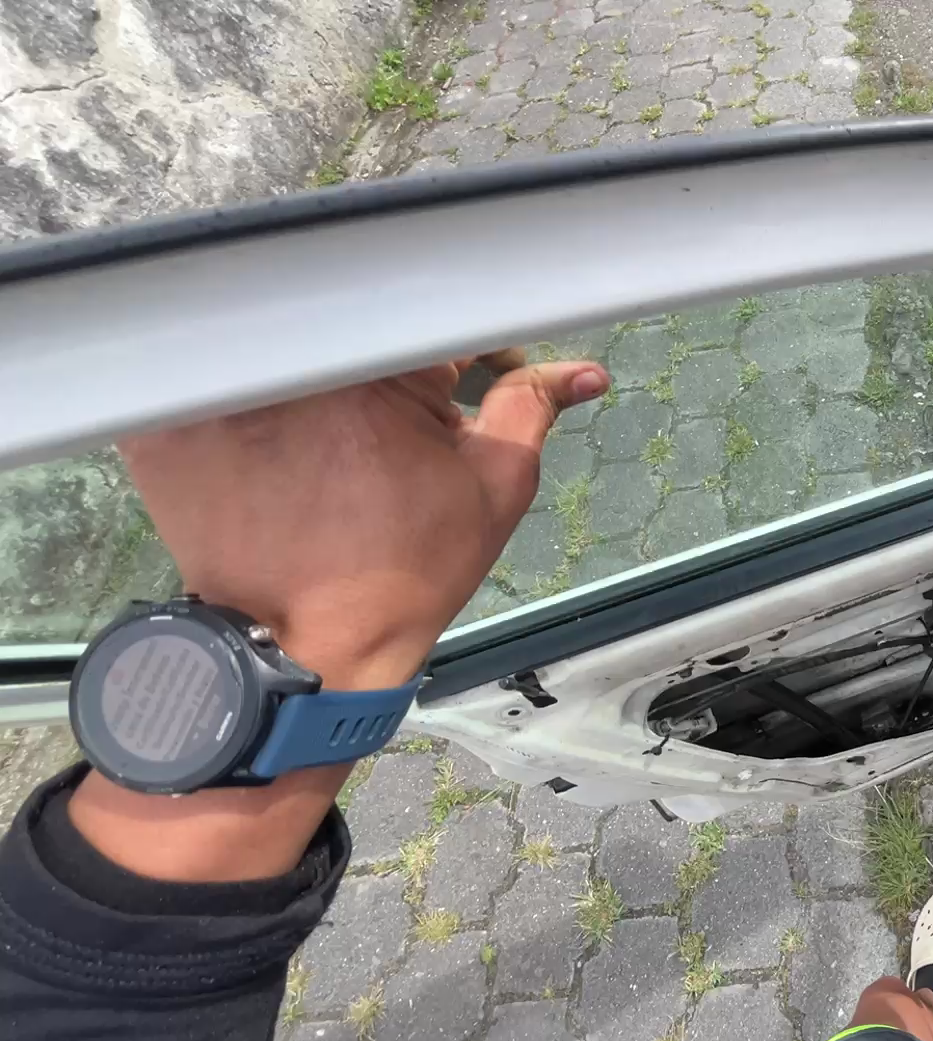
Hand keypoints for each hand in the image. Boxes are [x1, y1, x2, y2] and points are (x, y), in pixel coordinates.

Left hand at [68, 353, 607, 881]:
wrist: (310, 642)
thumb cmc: (418, 564)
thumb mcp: (499, 482)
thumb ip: (534, 408)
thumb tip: (584, 375)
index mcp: (380, 378)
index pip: (441, 323)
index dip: (476, 348)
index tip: (486, 381)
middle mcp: (289, 368)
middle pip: (365, 330)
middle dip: (408, 364)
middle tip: (425, 417)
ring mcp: (216, 392)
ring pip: (301, 350)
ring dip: (345, 377)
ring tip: (363, 436)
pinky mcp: (164, 420)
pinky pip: (236, 379)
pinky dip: (277, 398)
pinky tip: (302, 445)